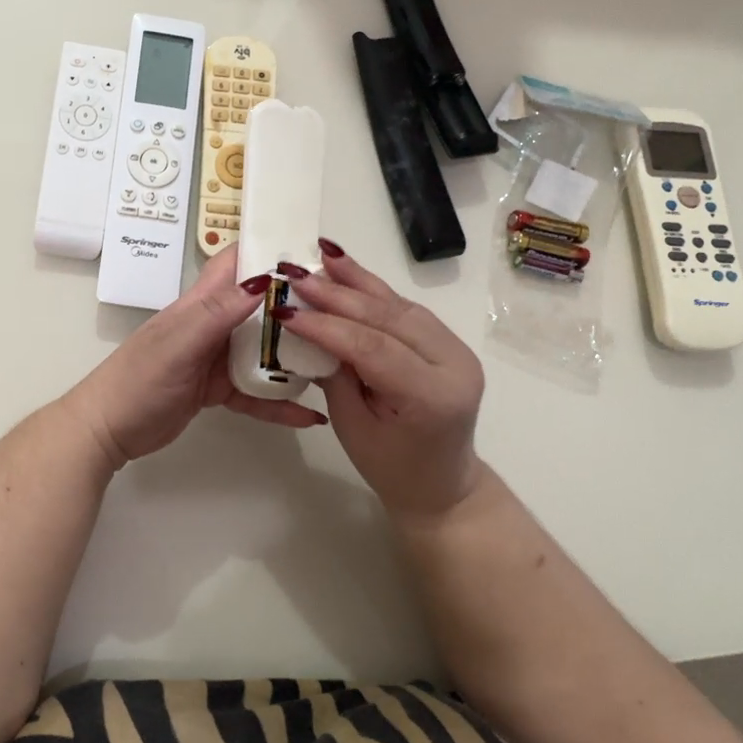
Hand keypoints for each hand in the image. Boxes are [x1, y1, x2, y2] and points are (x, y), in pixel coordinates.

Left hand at [61, 245, 325, 467]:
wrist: (106, 430)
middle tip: (345, 313)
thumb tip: (263, 280)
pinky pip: (255, 392)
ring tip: (336, 363)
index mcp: (199, 304)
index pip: (237, 263)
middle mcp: (211, 325)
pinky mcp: (215, 390)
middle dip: (298, 306)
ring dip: (295, 356)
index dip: (271, 250)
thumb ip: (218, 314)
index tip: (315, 253)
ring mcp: (213, 358)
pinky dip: (279, 403)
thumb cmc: (136, 381)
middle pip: (260, 307)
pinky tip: (309, 415)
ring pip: (263, 350)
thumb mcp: (178, 345)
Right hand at [274, 240, 484, 519]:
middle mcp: (454, 365)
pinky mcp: (448, 342)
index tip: (286, 310)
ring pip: (399, 306)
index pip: (373, 348)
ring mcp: (456, 350)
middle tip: (295, 276)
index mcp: (432, 396)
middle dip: (339, 294)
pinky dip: (374, 289)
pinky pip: (406, 310)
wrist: (440, 484)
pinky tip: (346, 270)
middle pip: (389, 319)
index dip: (327, 326)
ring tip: (320, 257)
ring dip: (357, 280)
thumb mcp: (352, 427)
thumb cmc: (390, 467)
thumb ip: (334, 374)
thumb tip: (305, 329)